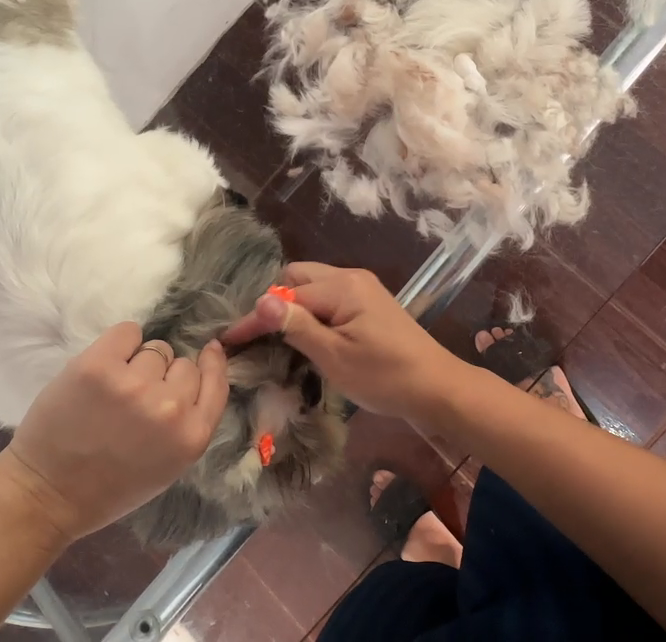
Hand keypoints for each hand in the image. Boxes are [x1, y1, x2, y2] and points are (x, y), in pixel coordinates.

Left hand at [0, 323, 228, 543]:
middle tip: (135, 401)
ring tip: (112, 393)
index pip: (217, 382)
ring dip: (138, 364)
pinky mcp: (98, 365)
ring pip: (154, 350)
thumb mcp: (168, 464)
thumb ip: (187, 422)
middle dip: (164, 376)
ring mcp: (133, 384)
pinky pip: (127, 331)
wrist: (47, 495)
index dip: (211, 364)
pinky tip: (102, 369)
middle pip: (183, 365)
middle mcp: (169, 407)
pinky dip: (119, 345)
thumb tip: (198, 368)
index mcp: (191, 437)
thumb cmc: (109, 486)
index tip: (208, 352)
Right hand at [220, 262, 468, 420]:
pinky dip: (311, 312)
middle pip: (297, 279)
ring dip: (292, 307)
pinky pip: (328, 298)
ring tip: (274, 338)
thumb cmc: (385, 376)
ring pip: (312, 287)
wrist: (437, 389)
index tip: (228, 339)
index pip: (284, 295)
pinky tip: (305, 336)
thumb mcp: (334, 357)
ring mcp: (362, 289)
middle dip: (273, 303)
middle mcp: (350, 277)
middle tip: (256, 337)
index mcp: (341, 286)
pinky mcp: (369, 304)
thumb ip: (297, 327)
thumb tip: (260, 302)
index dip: (255, 317)